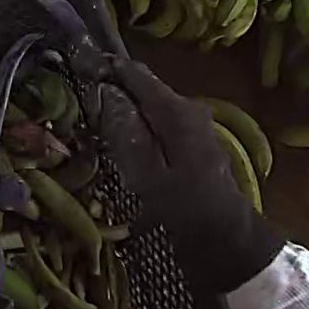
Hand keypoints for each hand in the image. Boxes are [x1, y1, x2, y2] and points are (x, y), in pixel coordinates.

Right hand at [87, 60, 286, 293]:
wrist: (231, 243)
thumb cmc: (186, 210)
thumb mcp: (148, 174)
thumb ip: (125, 130)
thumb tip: (103, 92)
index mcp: (176, 111)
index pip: (136, 73)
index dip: (106, 66)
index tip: (78, 65)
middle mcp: (187, 108)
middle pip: (143, 86)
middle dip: (112, 85)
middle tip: (79, 94)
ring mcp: (193, 124)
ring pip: (150, 103)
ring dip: (124, 104)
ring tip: (92, 113)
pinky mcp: (193, 140)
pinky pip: (158, 119)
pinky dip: (137, 120)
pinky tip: (119, 135)